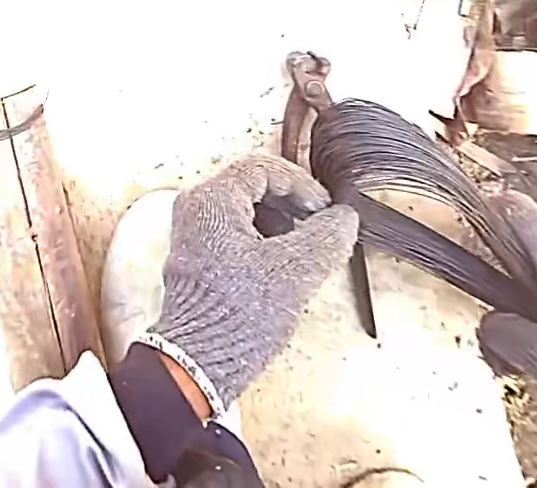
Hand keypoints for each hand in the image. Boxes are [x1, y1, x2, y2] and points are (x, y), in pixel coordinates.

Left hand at [148, 154, 357, 411]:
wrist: (196, 367)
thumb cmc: (239, 314)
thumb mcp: (294, 272)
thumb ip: (326, 236)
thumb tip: (344, 217)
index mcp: (213, 198)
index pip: (264, 168)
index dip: (300, 184)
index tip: (324, 208)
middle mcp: (197, 205)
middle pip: (253, 185)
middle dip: (291, 203)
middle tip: (318, 225)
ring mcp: (192, 229)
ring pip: (245, 207)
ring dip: (279, 220)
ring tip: (303, 248)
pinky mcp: (196, 253)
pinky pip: (235, 228)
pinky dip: (262, 237)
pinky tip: (282, 264)